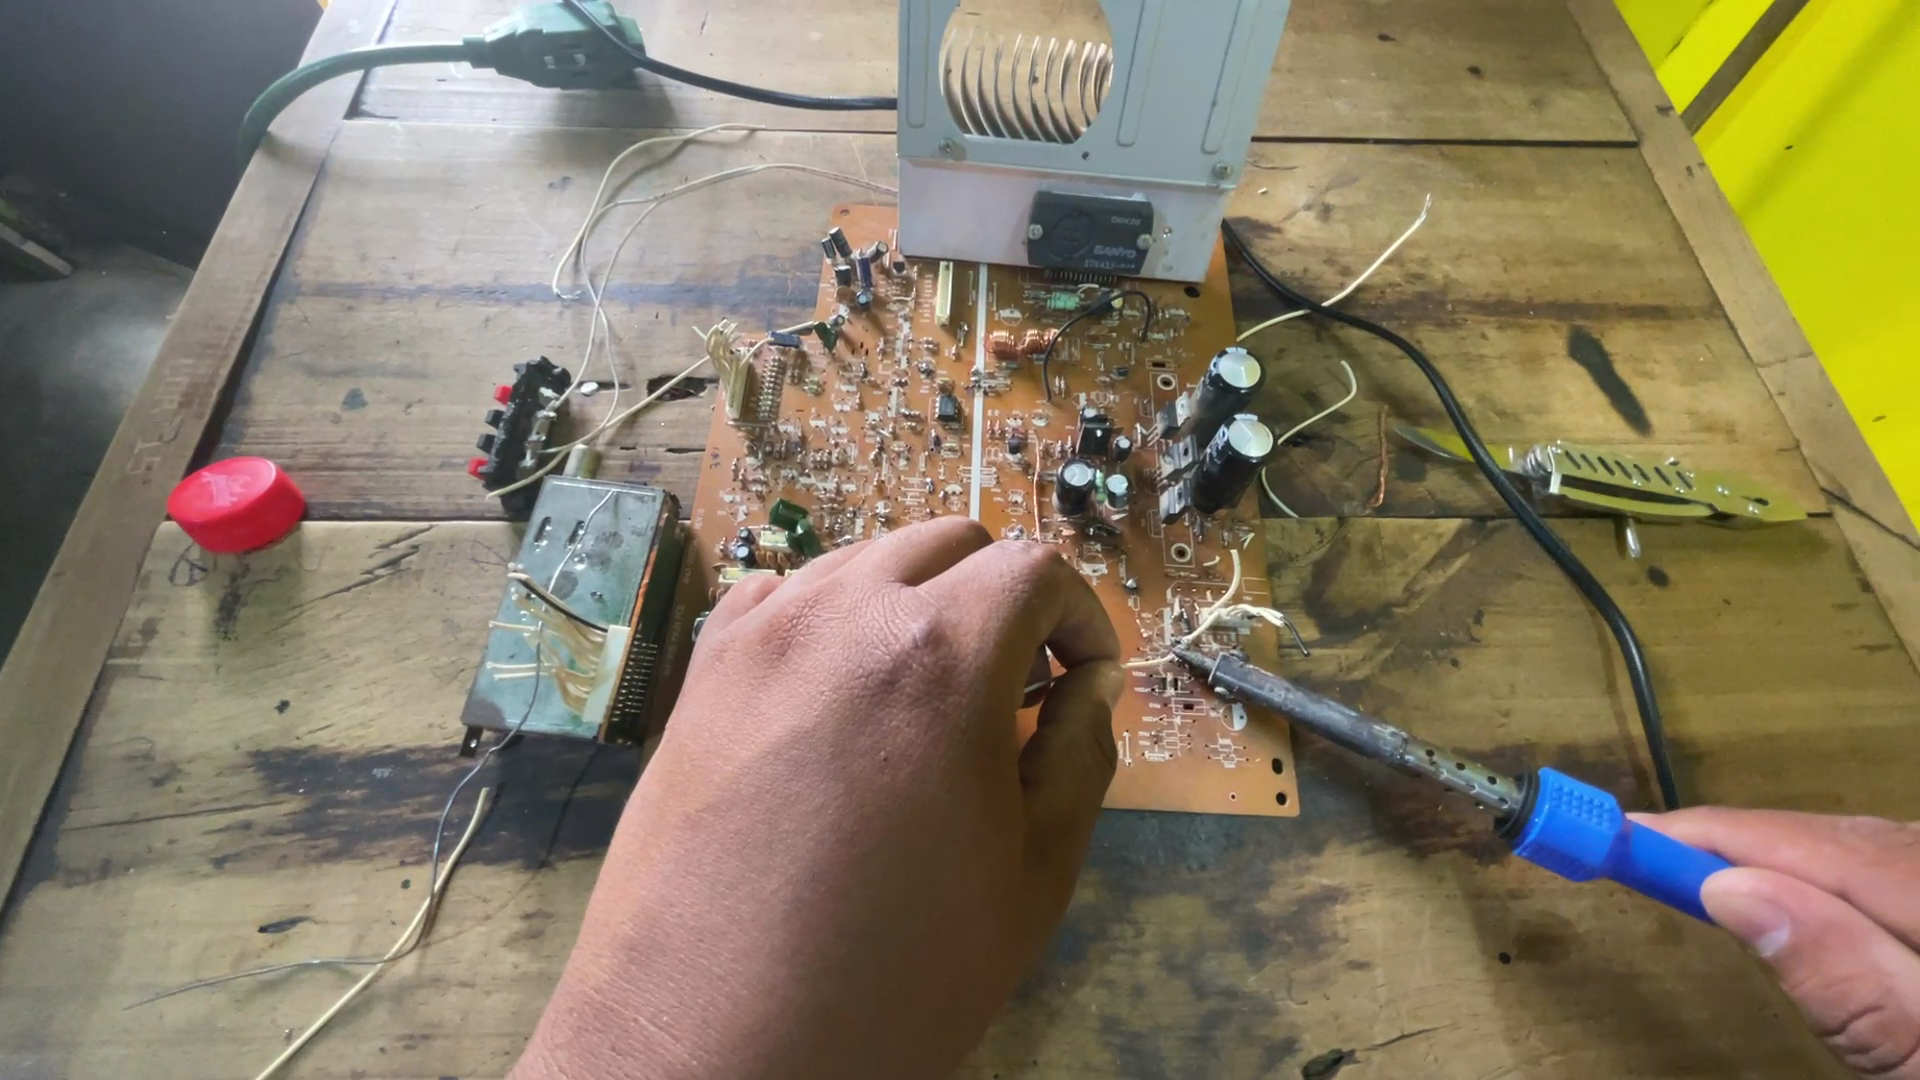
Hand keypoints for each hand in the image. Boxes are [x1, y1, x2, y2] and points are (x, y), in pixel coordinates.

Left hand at [512, 518, 1124, 1079]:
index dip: (1081, 613)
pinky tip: (838, 688)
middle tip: (1013, 681)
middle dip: (1005, 595)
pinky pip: (788, 594)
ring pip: (872, 557)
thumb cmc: (893, 972)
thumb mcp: (1033, 871)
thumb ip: (1080, 750)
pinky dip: (836, 615)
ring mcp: (764, 628)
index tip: (1084, 673)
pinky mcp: (707, 664)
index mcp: (940, 653)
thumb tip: (1092, 682)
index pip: (1035, 569)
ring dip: (922, 599)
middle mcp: (848, 610)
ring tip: (927, 687)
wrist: (704, 1047)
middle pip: (953, 542)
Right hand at [1636, 808, 1919, 1076]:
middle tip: (1654, 857)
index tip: (1622, 831)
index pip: (1833, 849)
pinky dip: (1846, 876)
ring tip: (1716, 873)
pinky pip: (1911, 870)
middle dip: (1750, 844)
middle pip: (1862, 842)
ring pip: (1889, 851)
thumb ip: (1855, 989)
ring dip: (1792, 859)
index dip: (1718, 833)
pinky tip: (1810, 896)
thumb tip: (1725, 887)